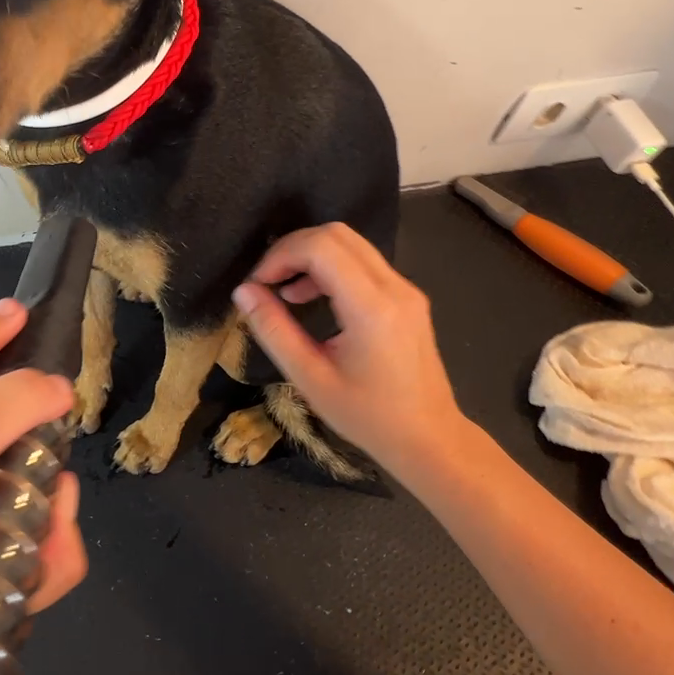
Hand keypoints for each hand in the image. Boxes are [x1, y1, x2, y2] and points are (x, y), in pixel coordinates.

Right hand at [231, 223, 466, 472]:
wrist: (430, 439)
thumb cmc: (367, 416)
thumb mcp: (310, 378)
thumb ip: (273, 330)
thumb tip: (243, 291)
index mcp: (371, 308)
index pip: (321, 247)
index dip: (281, 255)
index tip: (259, 285)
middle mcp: (394, 288)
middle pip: (336, 234)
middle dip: (292, 249)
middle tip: (268, 282)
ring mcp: (405, 289)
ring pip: (349, 243)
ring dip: (310, 256)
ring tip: (286, 293)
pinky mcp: (407, 297)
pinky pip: (362, 262)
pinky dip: (329, 267)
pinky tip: (311, 298)